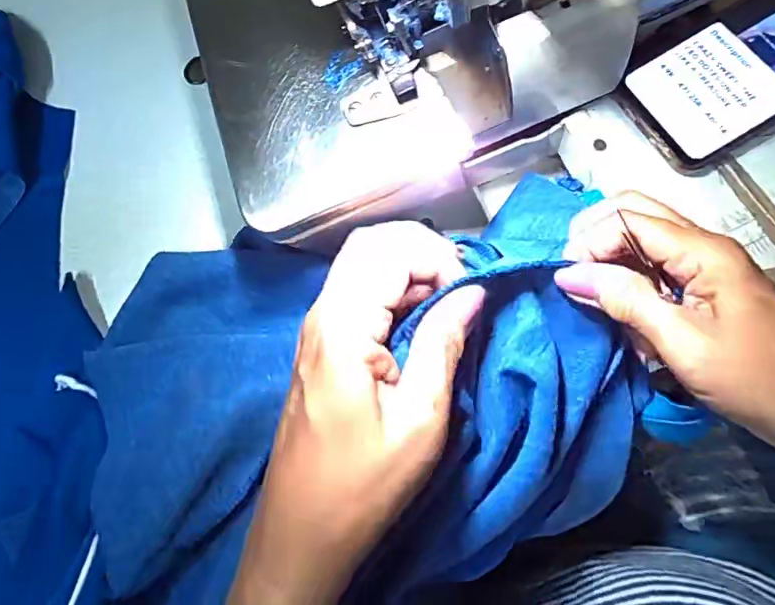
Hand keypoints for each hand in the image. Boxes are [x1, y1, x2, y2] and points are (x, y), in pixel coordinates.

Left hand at [229, 223, 486, 604]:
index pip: (389, 252)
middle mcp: (323, 312)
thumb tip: (472, 291)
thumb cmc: (361, 486)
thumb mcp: (420, 421)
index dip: (437, 257)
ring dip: (409, 262)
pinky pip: (358, 284)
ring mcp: (317, 323)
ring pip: (363, 258)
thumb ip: (443, 343)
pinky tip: (420, 309)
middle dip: (422, 248)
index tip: (471, 289)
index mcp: (341, 328)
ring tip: (448, 295)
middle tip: (462, 282)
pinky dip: (394, 281)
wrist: (302, 532)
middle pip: (370, 242)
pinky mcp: (322, 337)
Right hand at [554, 193, 774, 466]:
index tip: (567, 278)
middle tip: (572, 273)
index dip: (590, 241)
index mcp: (702, 250)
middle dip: (596, 235)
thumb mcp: (684, 345)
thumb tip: (571, 273)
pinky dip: (633, 282)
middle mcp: (703, 244)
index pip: (628, 218)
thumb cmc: (758, 382)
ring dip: (614, 260)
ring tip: (598, 298)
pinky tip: (628, 318)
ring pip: (643, 236)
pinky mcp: (707, 284)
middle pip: (635, 211)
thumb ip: (627, 301)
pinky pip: (657, 264)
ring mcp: (707, 262)